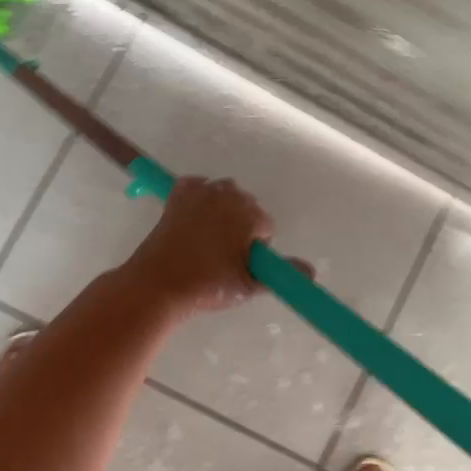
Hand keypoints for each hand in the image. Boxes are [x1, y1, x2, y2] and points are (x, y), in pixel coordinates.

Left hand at [119, 177, 308, 313]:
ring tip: (209, 239)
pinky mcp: (178, 195)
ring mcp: (202, 192)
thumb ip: (281, 275)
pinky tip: (194, 216)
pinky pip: (197, 185)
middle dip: (241, 226)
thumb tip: (311, 272)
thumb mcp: (248, 285)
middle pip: (246, 206)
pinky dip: (199, 195)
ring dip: (223, 209)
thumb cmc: (208, 285)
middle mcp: (229, 196)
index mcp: (250, 215)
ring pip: (224, 193)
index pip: (266, 226)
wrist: (159, 283)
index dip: (256, 247)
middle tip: (224, 256)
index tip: (240, 265)